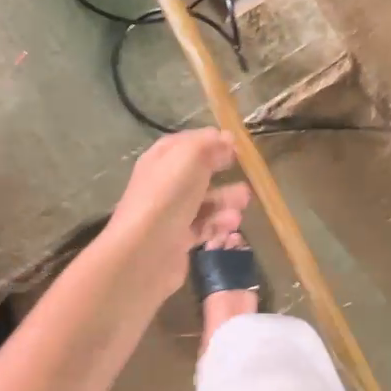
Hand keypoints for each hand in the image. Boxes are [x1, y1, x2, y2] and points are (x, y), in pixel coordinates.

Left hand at [105, 129, 251, 298]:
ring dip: (226, 201)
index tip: (236, 145)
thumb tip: (225, 138)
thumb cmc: (167, 196)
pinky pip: (204, 227)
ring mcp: (170, 214)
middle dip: (222, 173)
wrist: (144, 252)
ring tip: (243, 203)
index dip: (210, 142)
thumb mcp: (189, 157)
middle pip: (198, 173)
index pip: (186, 143)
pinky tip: (231, 225)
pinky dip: (219, 224)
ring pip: (204, 202)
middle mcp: (163, 184)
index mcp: (161, 159)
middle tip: (247, 176)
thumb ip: (208, 144)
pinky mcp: (178, 240)